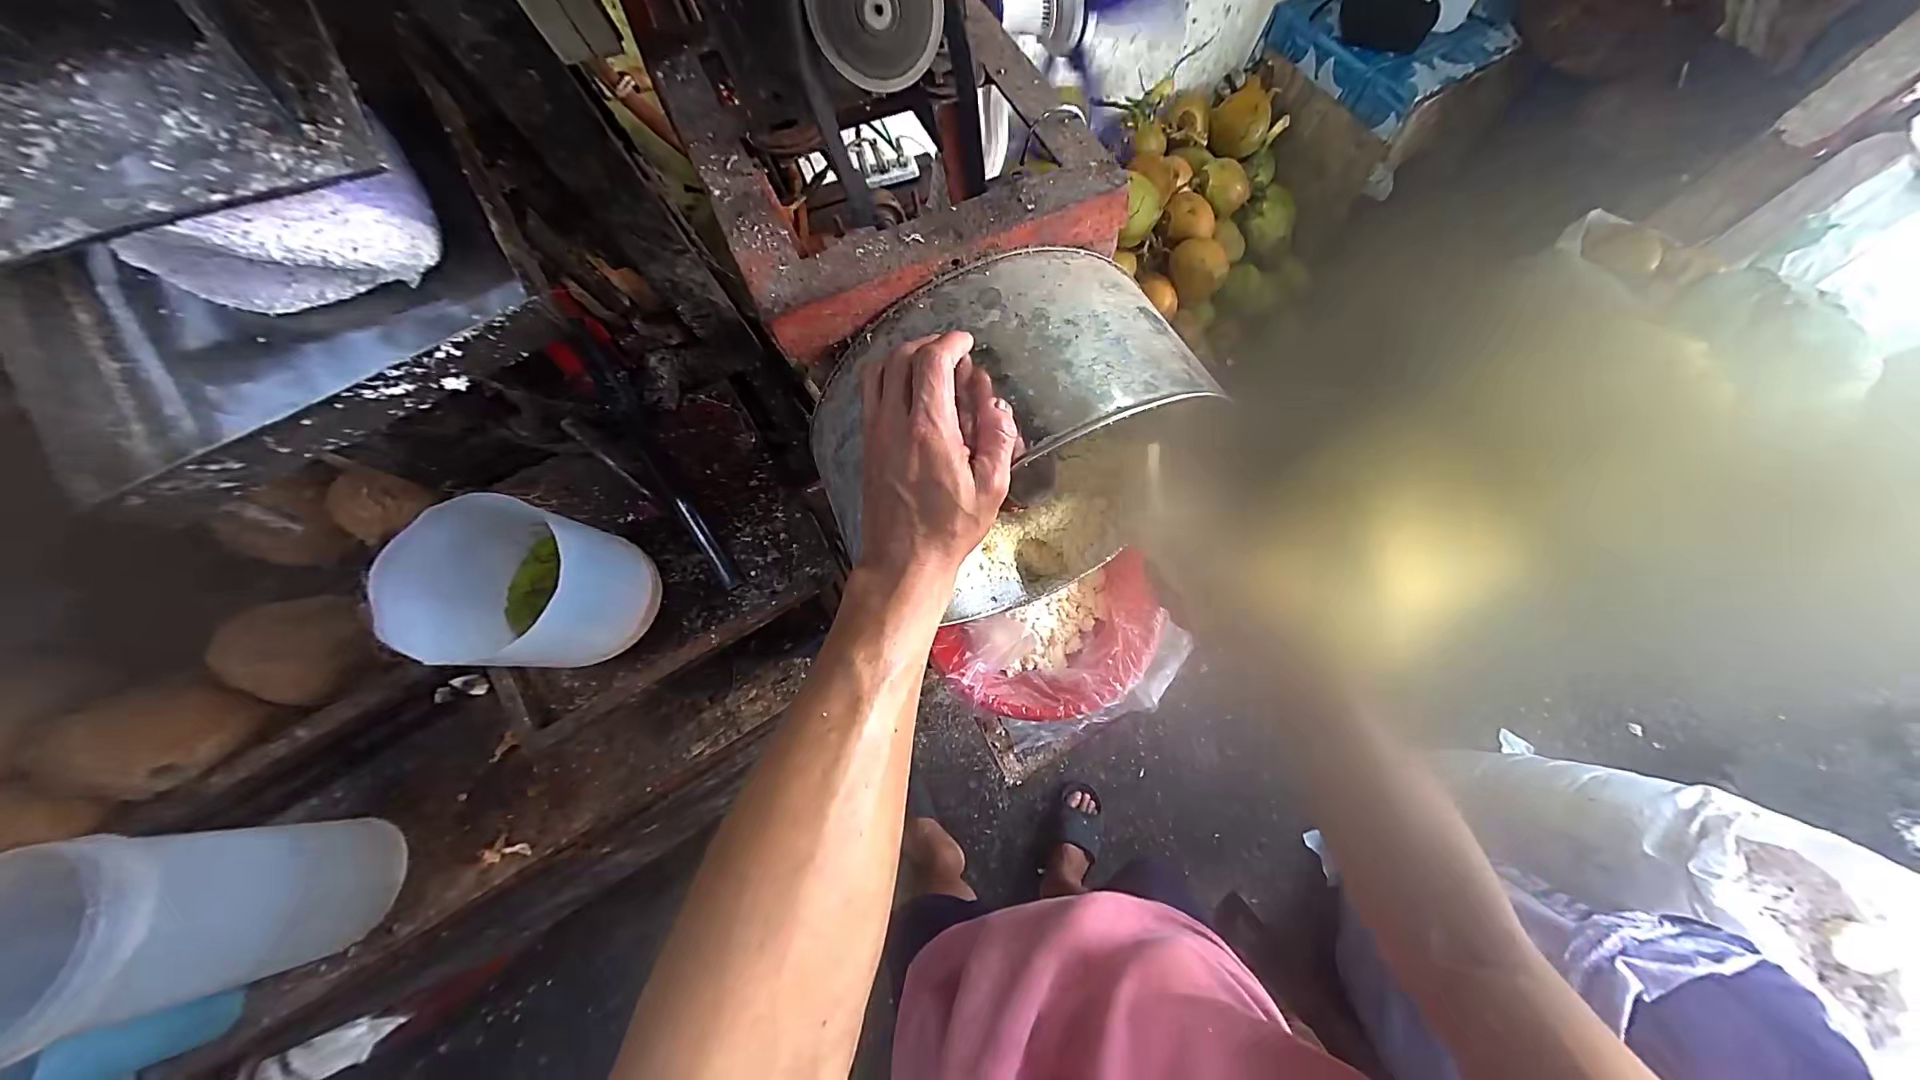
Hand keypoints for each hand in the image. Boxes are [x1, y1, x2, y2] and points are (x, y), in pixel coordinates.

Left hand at [858, 331, 1017, 584]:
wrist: (903, 560)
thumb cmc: (949, 529)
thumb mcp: (992, 489)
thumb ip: (998, 438)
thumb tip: (995, 401)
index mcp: (929, 429)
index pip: (932, 362)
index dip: (951, 342)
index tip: (966, 342)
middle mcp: (895, 422)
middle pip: (902, 357)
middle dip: (930, 345)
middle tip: (953, 354)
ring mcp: (875, 432)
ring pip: (878, 370)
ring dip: (904, 357)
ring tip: (930, 367)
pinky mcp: (867, 444)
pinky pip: (870, 394)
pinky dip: (888, 377)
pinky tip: (909, 393)